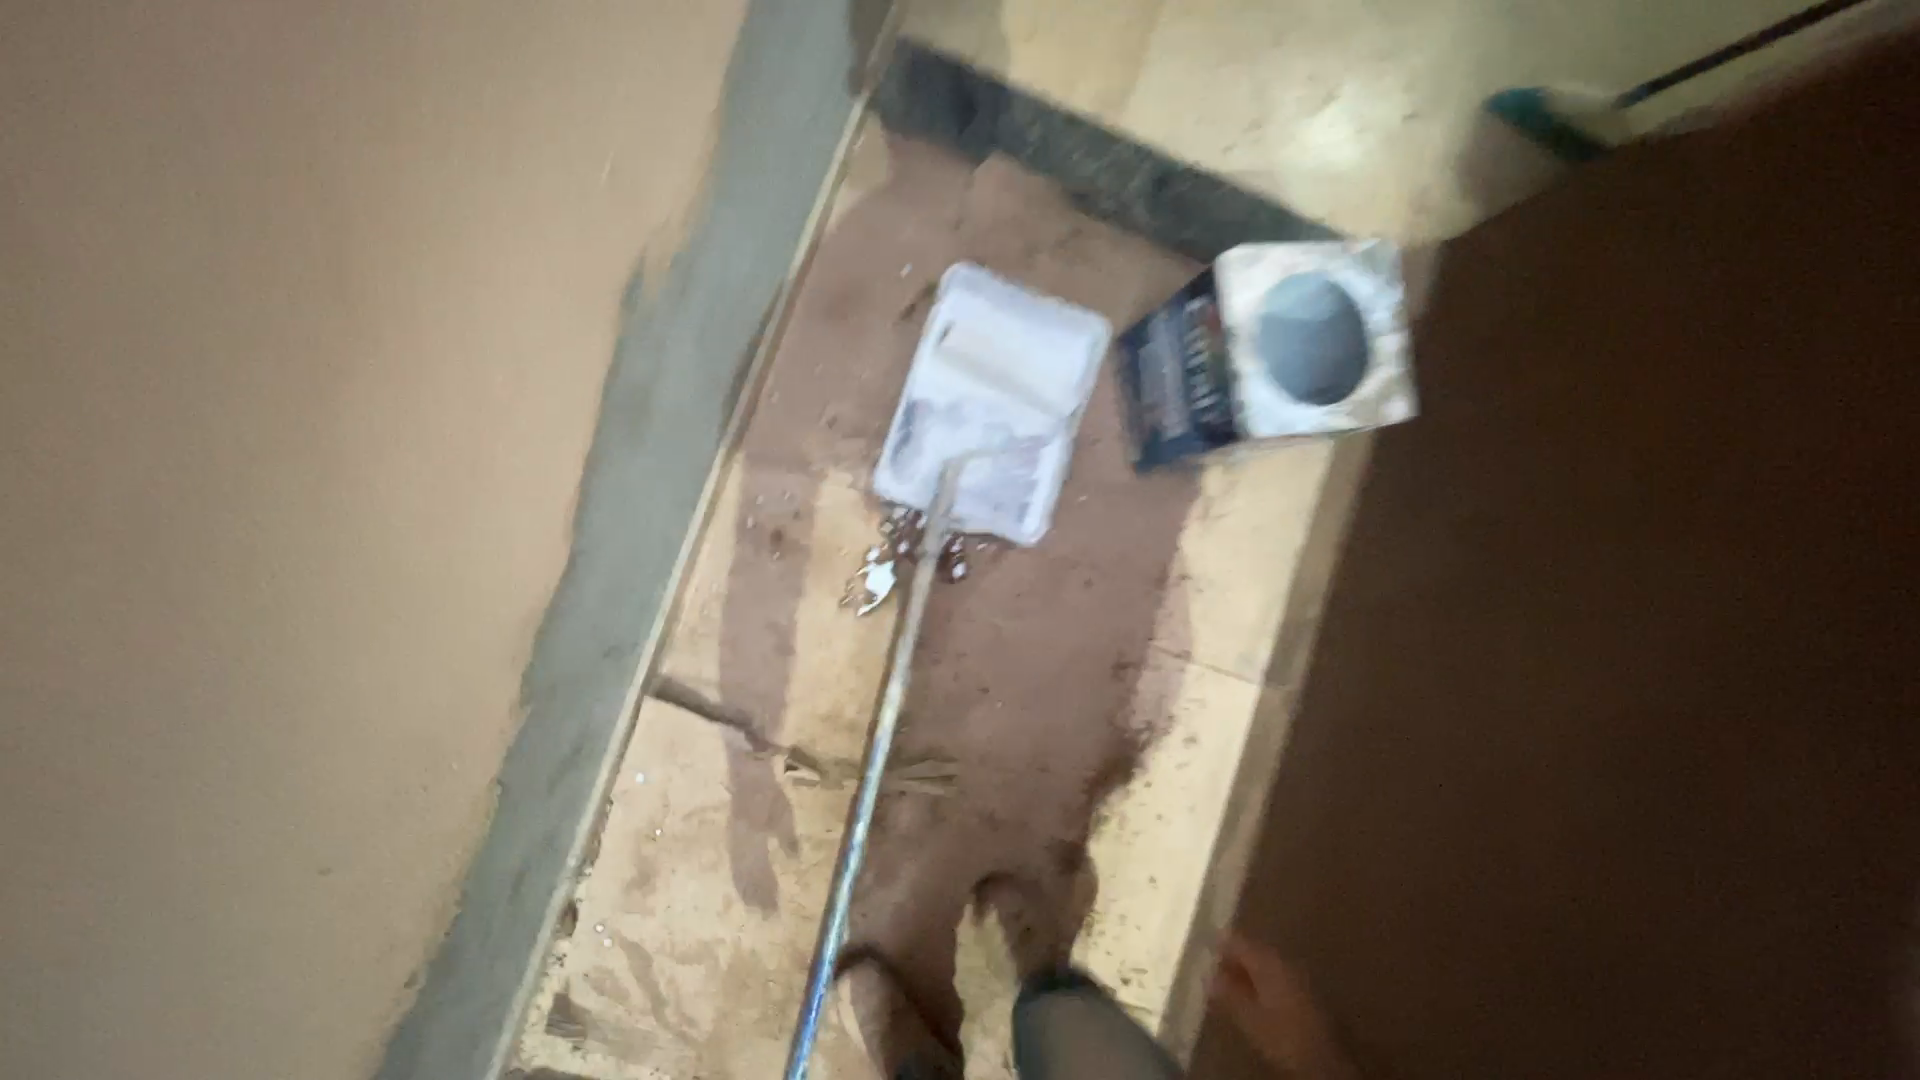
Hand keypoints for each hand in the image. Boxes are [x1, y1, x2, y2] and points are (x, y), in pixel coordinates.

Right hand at [1211, 934, 1358, 1079]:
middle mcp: (1285, 962)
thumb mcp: (1249, 1018)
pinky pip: (1279, 978)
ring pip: (1268, 966)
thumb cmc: (1284, 1036)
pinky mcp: (1309, 994)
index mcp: (1268, 961)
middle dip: (1235, 958)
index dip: (1220, 943)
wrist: (1328, 1062)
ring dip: (1250, 972)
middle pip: (1254, 951)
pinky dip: (1264, 983)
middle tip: (1216, 968)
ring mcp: (1300, 977)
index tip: (1205, 947)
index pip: (1238, 941)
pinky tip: (1257, 997)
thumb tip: (1208, 975)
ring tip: (1233, 984)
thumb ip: (1227, 994)